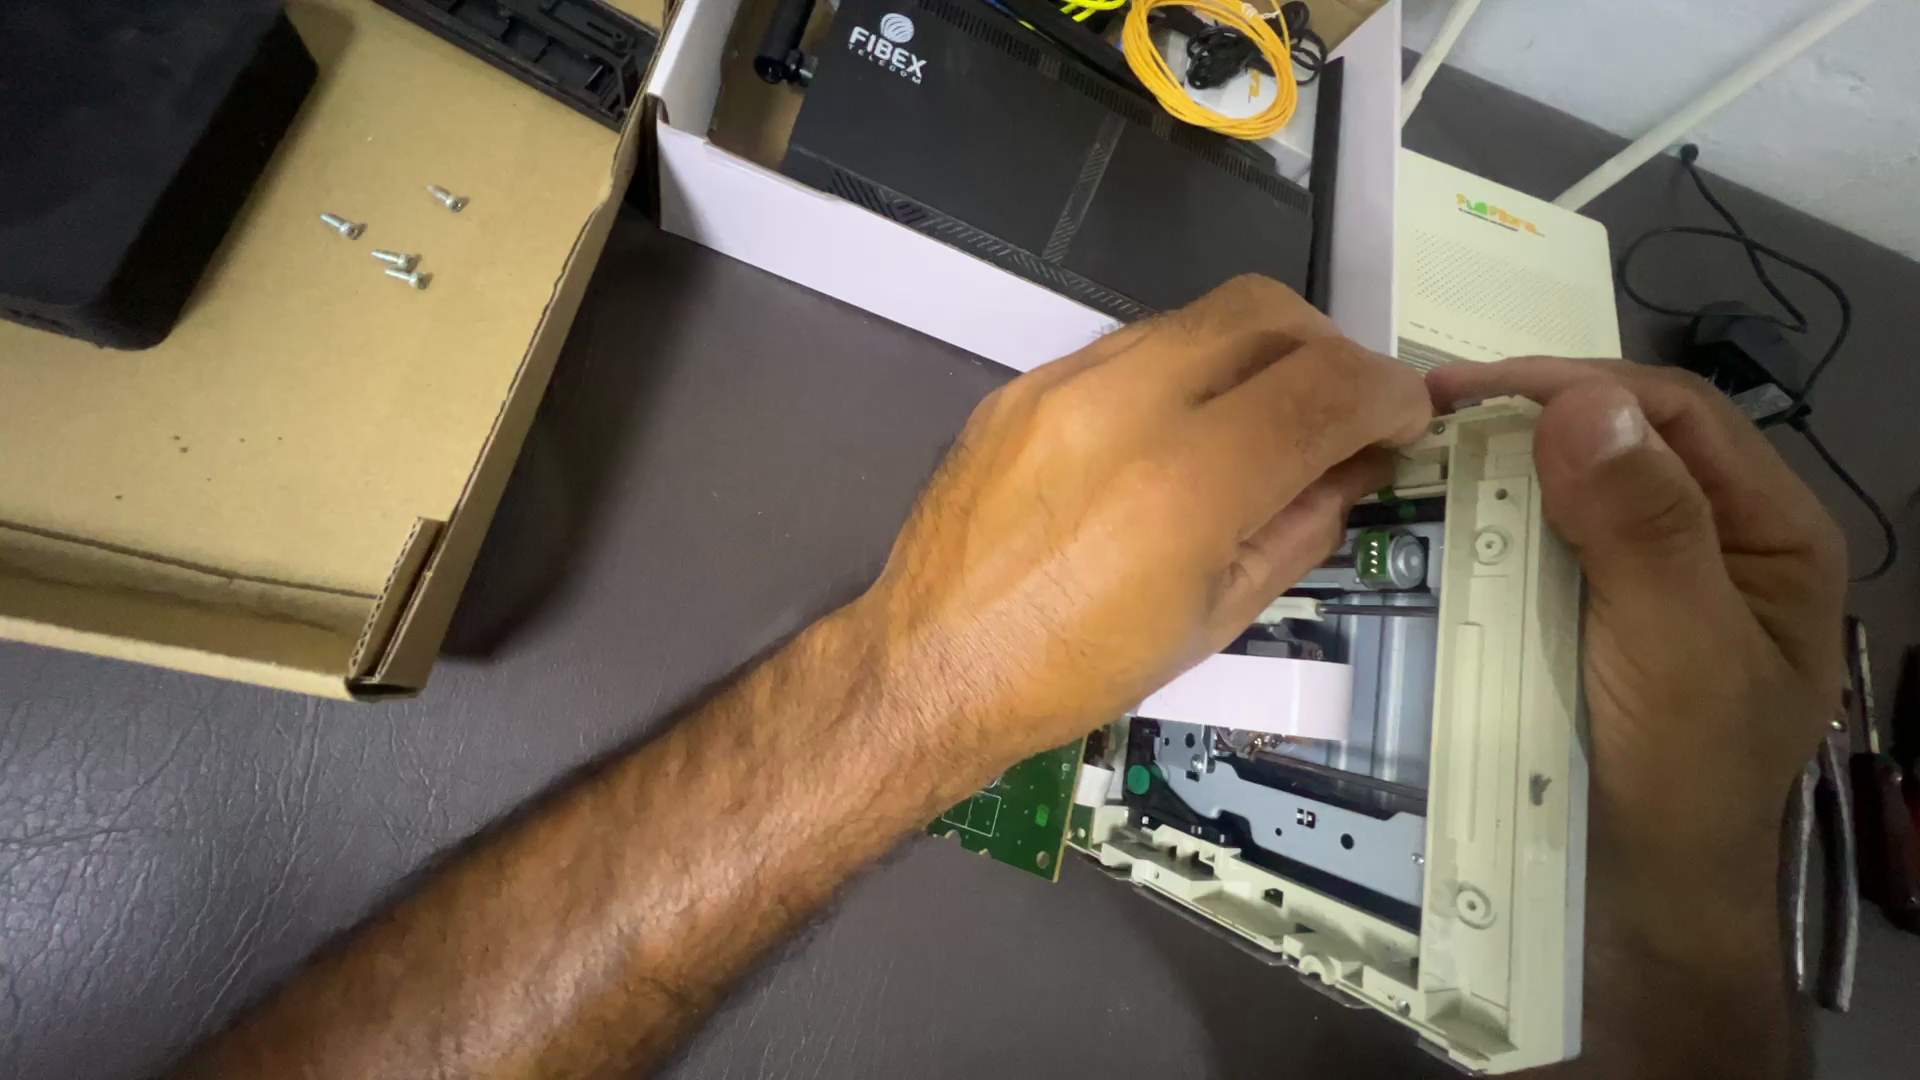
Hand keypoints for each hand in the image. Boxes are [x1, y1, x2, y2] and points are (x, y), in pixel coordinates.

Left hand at [851, 276, 1431, 770]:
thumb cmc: (1075, 668)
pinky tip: (1169, 429)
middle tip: (1334, 409)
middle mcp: (1119, 407)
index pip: (1326, 387)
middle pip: (1263, 312)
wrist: (935, 661)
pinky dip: (1177, 371)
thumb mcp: (1213, 618)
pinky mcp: (1017, 388)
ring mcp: (1057, 385)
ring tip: (1253, 419)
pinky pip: (1125, 348)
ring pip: (1193, 318)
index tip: (1400, 418)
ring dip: (1250, 354)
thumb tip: (1352, 462)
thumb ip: (1300, 525)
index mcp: (1182, 485)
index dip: (1387, 395)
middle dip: (1326, 349)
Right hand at [1428, 357, 1845, 957]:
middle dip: (1521, 416)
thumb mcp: (1674, 645)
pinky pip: (1526, 537)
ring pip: (1563, 485)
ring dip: (1491, 463)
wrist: (1630, 872)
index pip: (1672, 412)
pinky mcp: (1571, 601)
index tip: (1462, 393)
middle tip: (1420, 420)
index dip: (1571, 384)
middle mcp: (1698, 536)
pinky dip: (1478, 515)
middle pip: (1614, 438)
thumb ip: (1643, 528)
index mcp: (1759, 529)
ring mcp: (1628, 570)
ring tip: (1412, 459)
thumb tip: (1585, 401)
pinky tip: (1431, 517)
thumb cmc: (1672, 764)